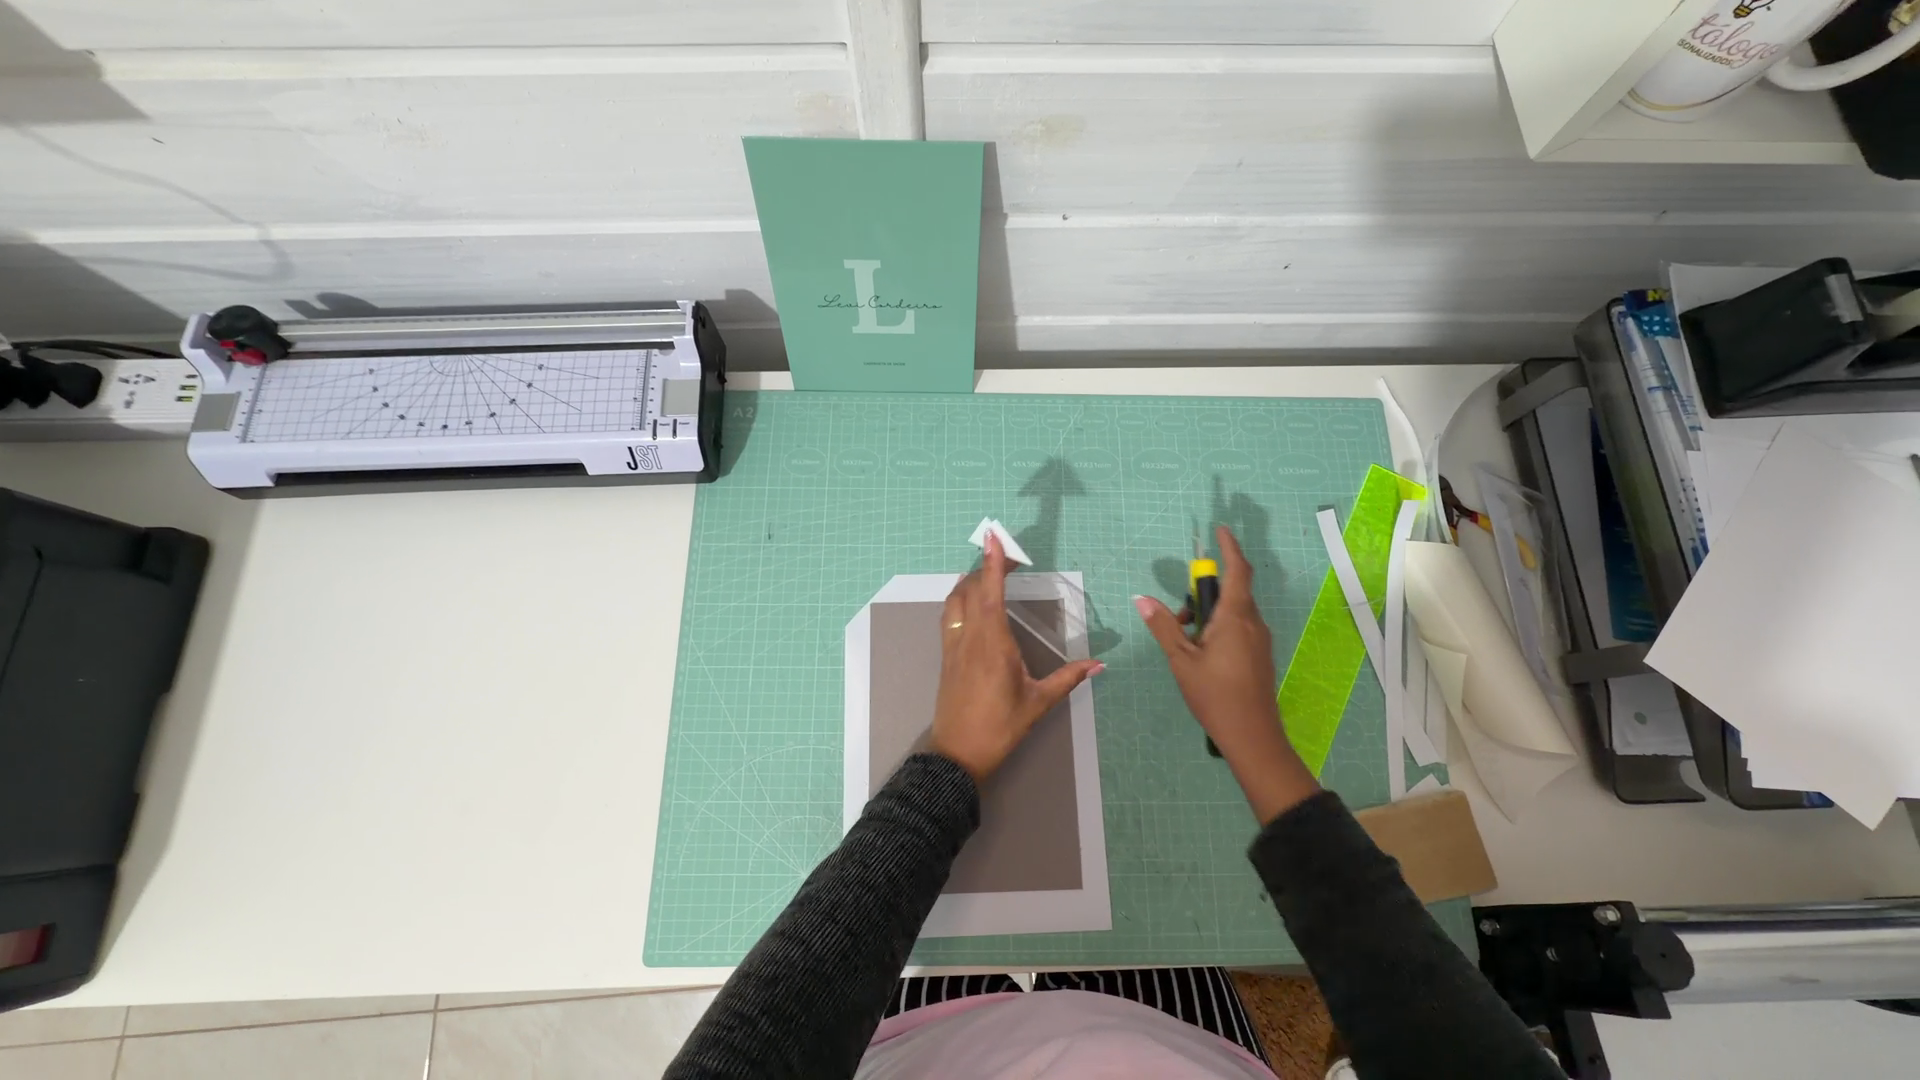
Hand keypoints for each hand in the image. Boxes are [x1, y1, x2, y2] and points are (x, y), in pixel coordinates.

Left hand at [929, 533, 1103, 783]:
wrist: (957, 754)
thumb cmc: (1000, 728)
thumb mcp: (1038, 703)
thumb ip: (1068, 679)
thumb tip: (1099, 664)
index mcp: (993, 644)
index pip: (990, 592)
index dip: (992, 563)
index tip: (994, 538)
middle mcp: (969, 637)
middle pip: (970, 589)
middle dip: (986, 567)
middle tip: (1009, 558)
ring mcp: (953, 646)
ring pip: (954, 599)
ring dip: (969, 581)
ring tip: (989, 573)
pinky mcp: (946, 656)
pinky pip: (949, 615)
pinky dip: (959, 598)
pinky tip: (971, 601)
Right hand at [1135, 525, 1320, 823]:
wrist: (1252, 735)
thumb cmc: (1215, 695)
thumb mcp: (1181, 659)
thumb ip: (1164, 626)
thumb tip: (1143, 599)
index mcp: (1236, 617)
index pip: (1237, 570)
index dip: (1230, 548)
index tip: (1220, 531)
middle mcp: (1253, 622)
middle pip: (1233, 591)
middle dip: (1205, 592)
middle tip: (1180, 613)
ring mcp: (1260, 639)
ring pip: (1235, 611)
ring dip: (1209, 613)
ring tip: (1185, 639)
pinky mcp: (1260, 655)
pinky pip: (1240, 627)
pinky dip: (1219, 627)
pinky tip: (1201, 652)